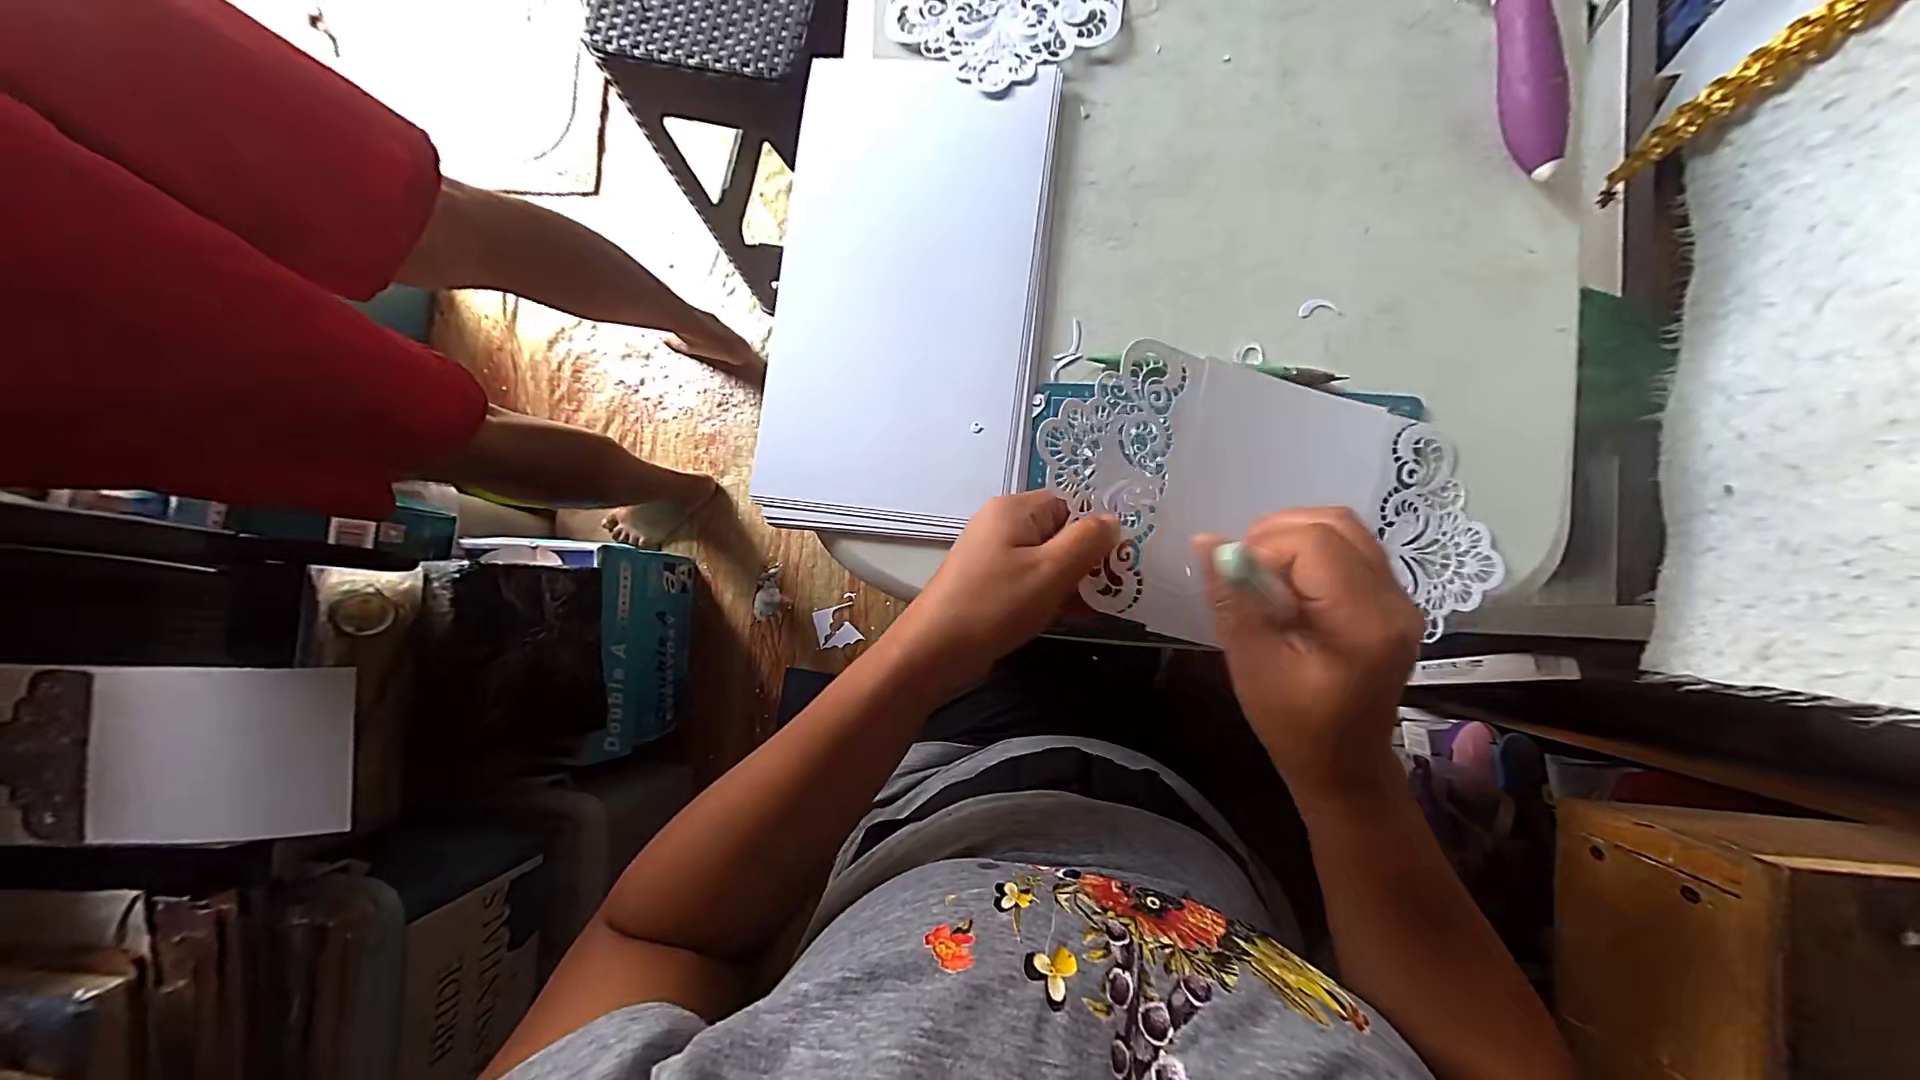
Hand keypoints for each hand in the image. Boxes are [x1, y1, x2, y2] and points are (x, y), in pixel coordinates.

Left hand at [889, 491, 1117, 683]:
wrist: (935, 650)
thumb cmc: (996, 605)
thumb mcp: (1051, 570)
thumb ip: (1087, 540)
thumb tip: (1112, 520)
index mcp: (1014, 509)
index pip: (1069, 505)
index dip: (1093, 532)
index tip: (1112, 564)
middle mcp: (1000, 525)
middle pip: (1057, 533)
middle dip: (1084, 561)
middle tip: (1106, 592)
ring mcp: (991, 555)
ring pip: (1045, 561)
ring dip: (1068, 583)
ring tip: (1088, 610)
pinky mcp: (988, 583)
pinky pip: (1027, 580)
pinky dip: (1047, 595)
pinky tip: (1065, 618)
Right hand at [1193, 508, 1423, 810]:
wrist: (1342, 762)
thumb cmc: (1293, 723)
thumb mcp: (1251, 661)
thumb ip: (1232, 598)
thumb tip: (1207, 542)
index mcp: (1365, 620)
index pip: (1314, 544)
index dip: (1262, 550)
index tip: (1235, 583)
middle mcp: (1394, 600)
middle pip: (1335, 524)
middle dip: (1276, 535)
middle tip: (1243, 570)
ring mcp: (1398, 598)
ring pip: (1344, 528)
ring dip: (1292, 538)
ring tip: (1260, 573)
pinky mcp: (1388, 600)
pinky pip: (1348, 549)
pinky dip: (1308, 550)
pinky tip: (1284, 582)